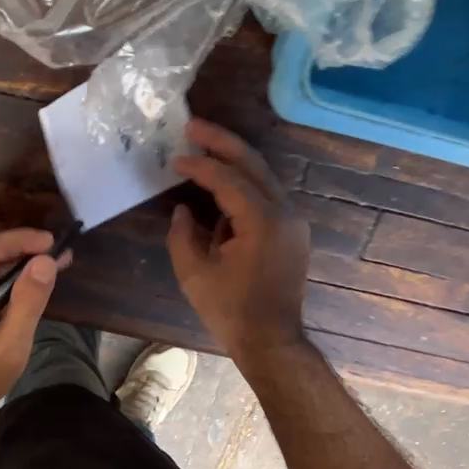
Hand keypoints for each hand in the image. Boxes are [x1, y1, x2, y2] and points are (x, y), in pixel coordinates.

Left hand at [0, 229, 68, 423]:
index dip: (20, 242)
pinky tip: (31, 279)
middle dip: (23, 252)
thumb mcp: (10, 345)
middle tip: (60, 254)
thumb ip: (27, 302)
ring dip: (18, 263)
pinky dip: (6, 277)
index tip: (53, 241)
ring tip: (52, 264)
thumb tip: (46, 261)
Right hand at [168, 119, 312, 360]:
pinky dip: (242, 191)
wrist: (270, 342)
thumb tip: (183, 211)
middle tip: (193, 126)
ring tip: (203, 155)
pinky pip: (266, 201)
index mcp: (262, 220)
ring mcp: (293, 222)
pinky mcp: (292, 235)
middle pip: (253, 164)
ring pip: (262, 179)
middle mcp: (285, 212)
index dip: (199, 165)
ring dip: (232, 165)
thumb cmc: (230, 312)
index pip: (228, 179)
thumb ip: (183, 236)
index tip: (174, 157)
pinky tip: (219, 196)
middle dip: (222, 143)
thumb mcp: (194, 275)